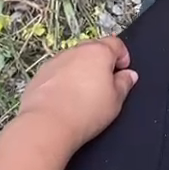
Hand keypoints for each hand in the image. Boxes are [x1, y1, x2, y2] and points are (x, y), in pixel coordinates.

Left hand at [17, 36, 137, 155]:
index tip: (123, 71)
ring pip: (74, 61)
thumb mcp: (116, 101)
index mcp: (99, 51)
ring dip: (81, 72)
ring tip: (83, 96)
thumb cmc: (85, 112)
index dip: (123, 57)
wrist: (46, 125)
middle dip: (101, 64)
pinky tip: (65, 101)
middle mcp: (77, 50)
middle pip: (94, 50)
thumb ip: (124, 84)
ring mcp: (56, 61)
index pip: (116, 44)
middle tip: (105, 86)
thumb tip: (128, 75)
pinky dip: (63, 81)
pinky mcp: (40, 74)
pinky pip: (58, 73)